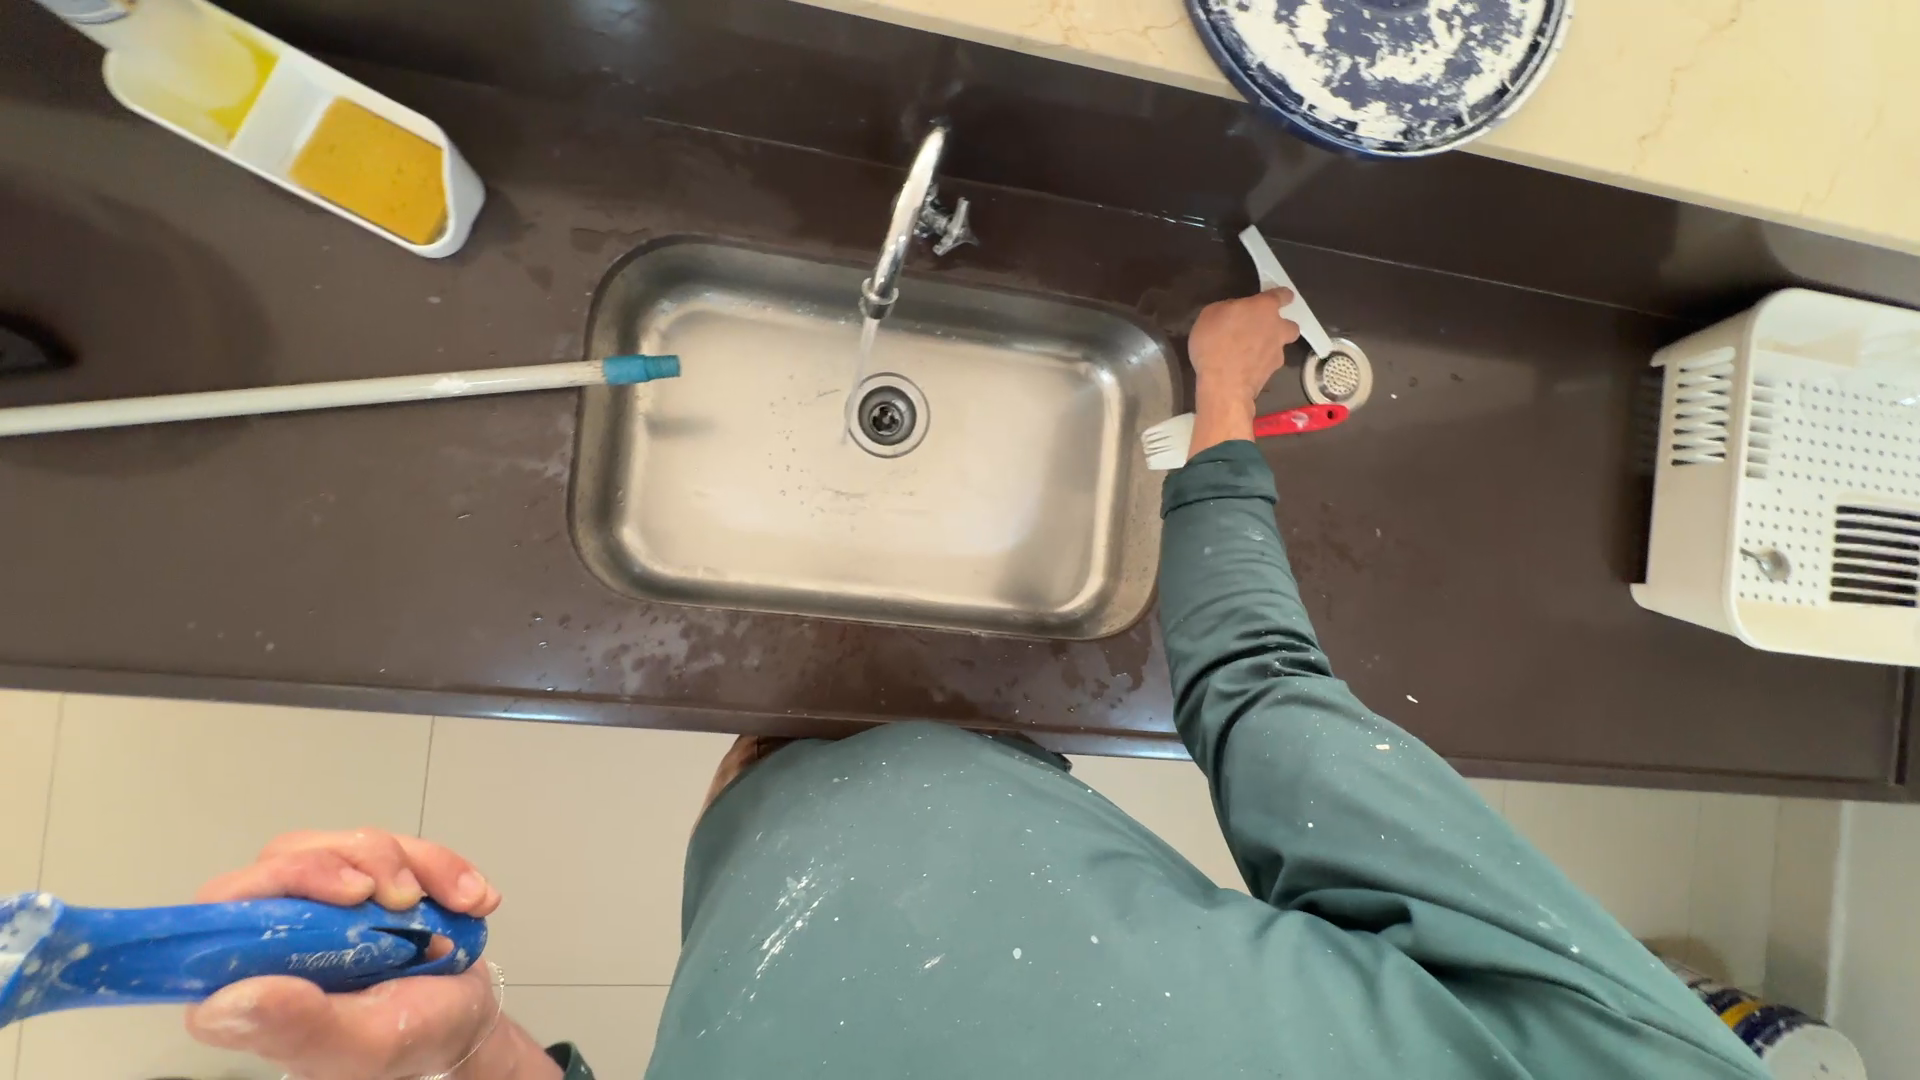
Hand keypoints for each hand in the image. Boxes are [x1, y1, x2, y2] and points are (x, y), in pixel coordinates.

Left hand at [184, 829, 522, 1079]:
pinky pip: (409, 848)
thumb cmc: (407, 1042)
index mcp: (247, 974)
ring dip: (424, 866)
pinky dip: (450, 868)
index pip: (230, 900)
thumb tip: (226, 999)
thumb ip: (297, 1024)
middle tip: (411, 898)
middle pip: (299, 853)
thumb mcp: (358, 1044)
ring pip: (360, 844)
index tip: (357, 893)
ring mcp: (332, 901)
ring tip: (465, 905)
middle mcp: (278, 930)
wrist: (465, 1022)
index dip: (289, 878)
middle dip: (371, 863)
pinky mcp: (380, 881)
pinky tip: (476, 901)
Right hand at [1188, 288, 1298, 402]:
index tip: (1278, 298)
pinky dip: (1258, 365)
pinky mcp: (1271, 373)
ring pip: (1279, 347)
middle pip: (1290, 325)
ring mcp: (1277, 353)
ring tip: (1248, 355)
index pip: (1282, 295)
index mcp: (1264, 308)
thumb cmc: (1214, 343)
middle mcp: (1277, 328)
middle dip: (1281, 327)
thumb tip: (1234, 312)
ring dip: (1269, 348)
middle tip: (1263, 331)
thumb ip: (1228, 309)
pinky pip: (1267, 364)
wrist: (1223, 385)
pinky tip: (1242, 369)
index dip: (1281, 296)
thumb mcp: (1209, 315)